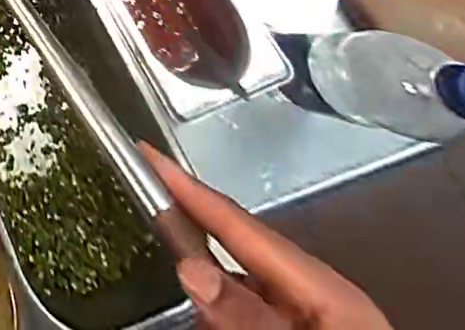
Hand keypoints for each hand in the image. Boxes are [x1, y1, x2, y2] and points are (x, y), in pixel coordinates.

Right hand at [140, 144, 390, 329]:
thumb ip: (250, 318)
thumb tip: (188, 266)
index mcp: (322, 286)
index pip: (240, 223)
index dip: (190, 187)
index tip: (146, 151)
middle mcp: (313, 293)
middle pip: (238, 244)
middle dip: (191, 219)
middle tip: (143, 190)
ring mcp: (307, 315)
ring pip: (240, 279)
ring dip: (203, 268)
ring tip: (161, 243)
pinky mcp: (299, 327)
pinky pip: (253, 306)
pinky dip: (222, 307)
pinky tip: (200, 314)